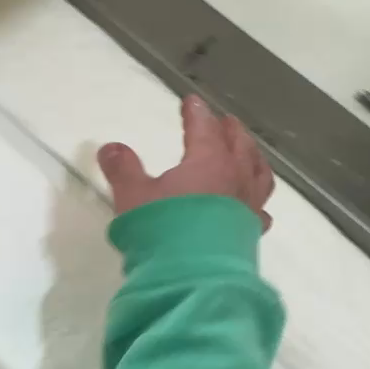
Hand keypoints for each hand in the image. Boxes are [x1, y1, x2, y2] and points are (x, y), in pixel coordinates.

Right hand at [98, 94, 274, 232]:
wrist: (190, 267)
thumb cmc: (161, 225)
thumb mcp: (132, 194)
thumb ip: (122, 169)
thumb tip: (109, 146)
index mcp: (207, 162)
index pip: (203, 129)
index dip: (196, 114)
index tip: (192, 101)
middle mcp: (235, 176)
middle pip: (238, 145)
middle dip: (230, 131)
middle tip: (226, 122)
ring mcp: (248, 203)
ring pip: (257, 172)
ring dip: (252, 158)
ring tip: (248, 153)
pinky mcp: (250, 229)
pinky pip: (259, 208)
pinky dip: (257, 199)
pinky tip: (253, 203)